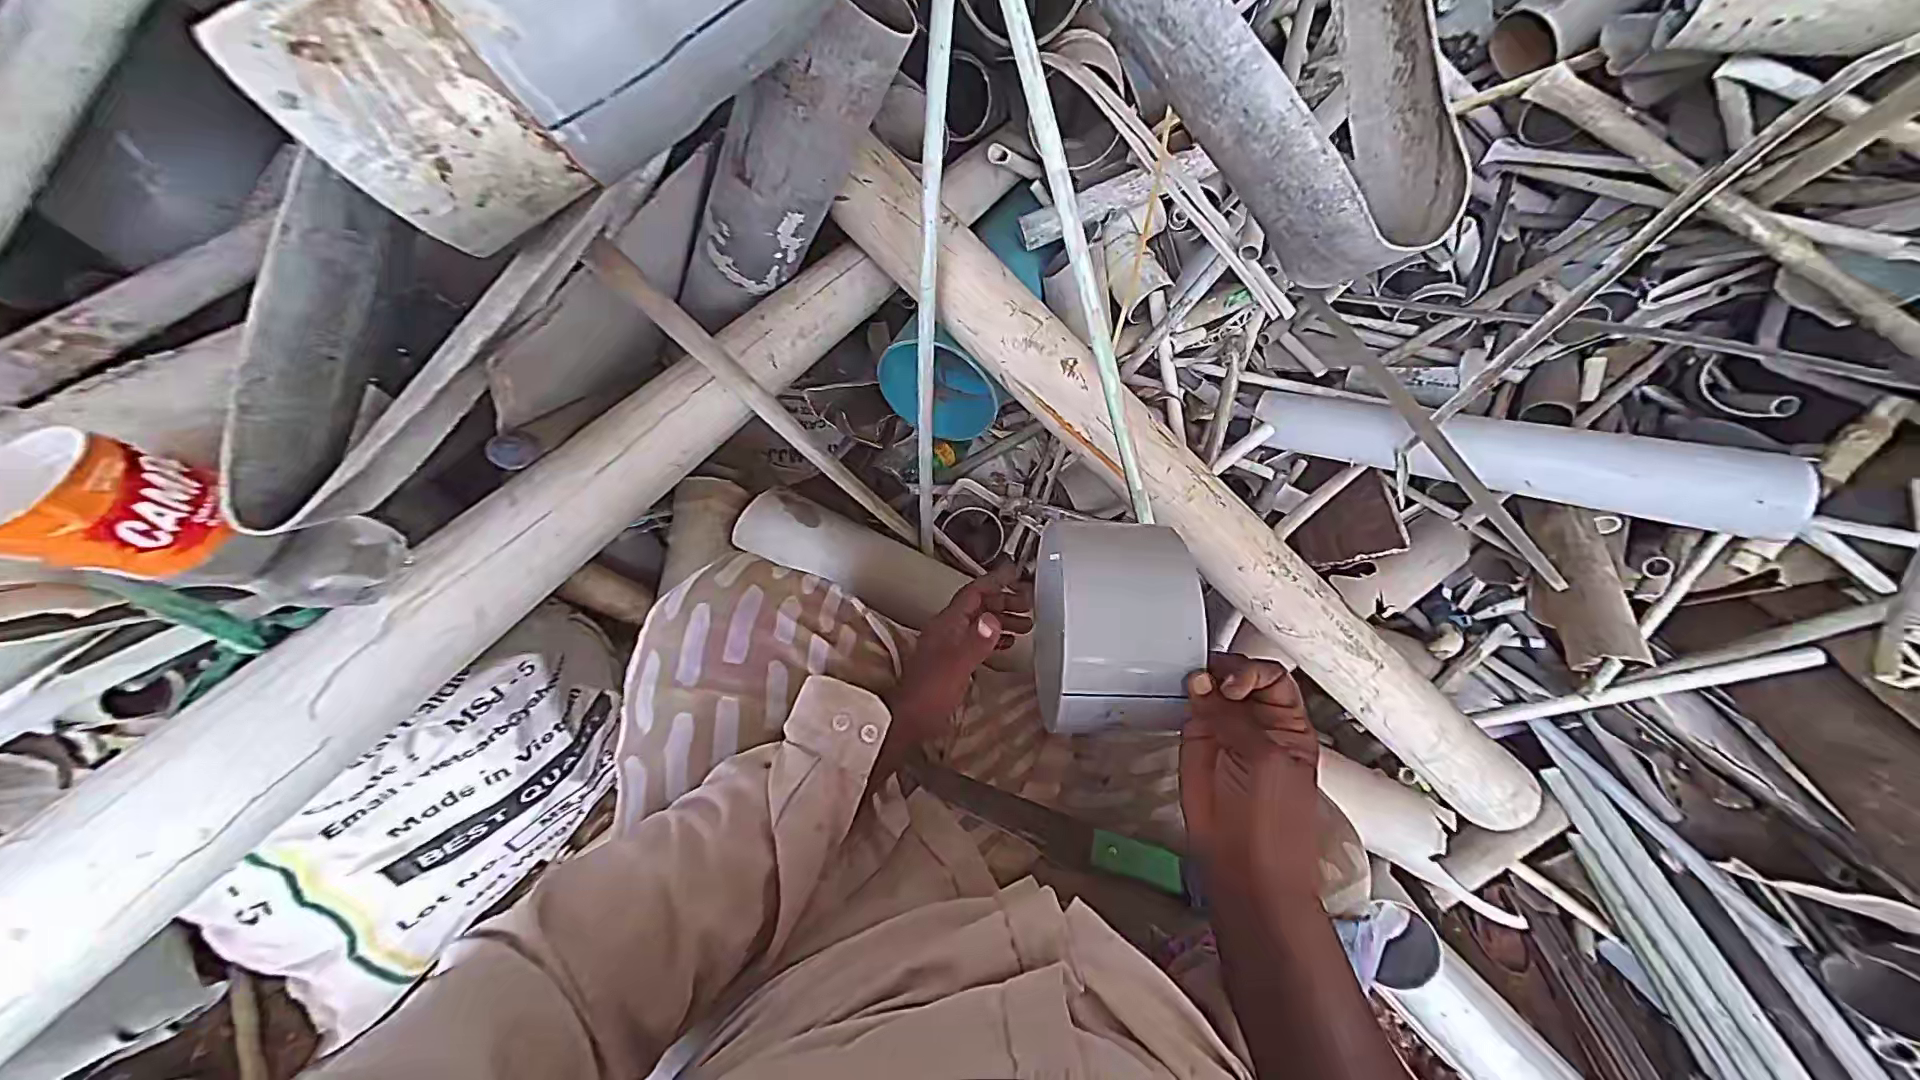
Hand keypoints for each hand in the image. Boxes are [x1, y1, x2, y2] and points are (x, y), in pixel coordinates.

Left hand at [882, 564, 1032, 754]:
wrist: (910, 719)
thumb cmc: (931, 692)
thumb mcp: (958, 665)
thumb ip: (977, 641)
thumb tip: (994, 619)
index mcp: (948, 623)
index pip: (973, 593)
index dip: (994, 581)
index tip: (1015, 573)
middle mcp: (948, 629)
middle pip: (978, 605)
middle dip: (1004, 600)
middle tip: (1028, 603)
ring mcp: (949, 644)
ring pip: (980, 622)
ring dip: (1002, 619)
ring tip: (1026, 623)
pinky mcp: (953, 660)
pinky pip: (977, 640)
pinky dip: (994, 637)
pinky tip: (1007, 644)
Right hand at [1180, 653, 1321, 900]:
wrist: (1244, 865)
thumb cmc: (1273, 825)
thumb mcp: (1263, 760)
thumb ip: (1233, 718)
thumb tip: (1204, 685)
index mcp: (1290, 725)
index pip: (1272, 678)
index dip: (1252, 673)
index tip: (1233, 685)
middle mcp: (1258, 723)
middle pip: (1241, 676)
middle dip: (1226, 670)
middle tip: (1211, 678)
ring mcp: (1226, 732)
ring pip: (1212, 689)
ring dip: (1203, 680)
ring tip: (1195, 685)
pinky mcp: (1198, 742)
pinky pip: (1190, 708)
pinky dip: (1184, 696)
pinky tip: (1184, 693)